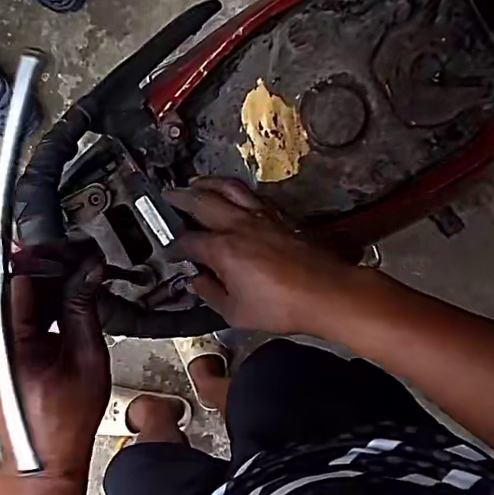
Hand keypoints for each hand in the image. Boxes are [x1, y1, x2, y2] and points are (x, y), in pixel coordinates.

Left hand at [0, 257, 110, 486]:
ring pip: (11, 300)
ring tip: (75, 297)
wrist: (42, 458)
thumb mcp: (85, 359)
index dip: (51, 262)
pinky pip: (7, 318)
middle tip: (82, 274)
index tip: (76, 257)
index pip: (20, 277)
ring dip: (43, 295)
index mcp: (0, 342)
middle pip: (13, 286)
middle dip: (50, 277)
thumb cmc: (63, 421)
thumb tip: (87, 271)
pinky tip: (58, 316)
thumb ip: (82, 307)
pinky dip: (33, 313)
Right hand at [164, 178, 370, 336]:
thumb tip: (198, 283)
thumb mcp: (235, 312)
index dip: (175, 245)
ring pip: (228, 187)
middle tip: (168, 196)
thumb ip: (211, 293)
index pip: (188, 241)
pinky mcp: (280, 217)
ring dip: (207, 183)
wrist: (325, 293)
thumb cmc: (284, 305)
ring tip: (196, 182)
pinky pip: (252, 194)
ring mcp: (261, 217)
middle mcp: (239, 226)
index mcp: (223, 250)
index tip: (170, 250)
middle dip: (180, 197)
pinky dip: (236, 190)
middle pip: (201, 201)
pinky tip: (234, 194)